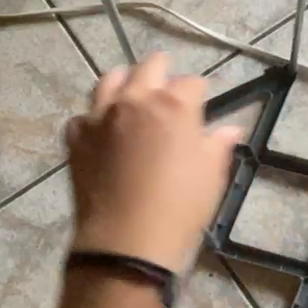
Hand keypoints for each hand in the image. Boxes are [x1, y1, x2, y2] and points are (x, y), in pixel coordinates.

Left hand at [65, 54, 241, 270]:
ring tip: (131, 96)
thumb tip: (230, 129)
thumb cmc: (179, 208)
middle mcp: (135, 99)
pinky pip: (84, 115)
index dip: (198, 94)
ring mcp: (101, 115)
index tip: (199, 106)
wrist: (127, 240)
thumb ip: (218, 145)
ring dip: (124, 83)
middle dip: (161, 73)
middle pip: (149, 67)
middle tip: (166, 89)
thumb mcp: (211, 176)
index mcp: (174, 105)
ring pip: (110, 80)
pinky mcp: (77, 136)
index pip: (191, 83)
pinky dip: (94, 119)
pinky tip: (102, 133)